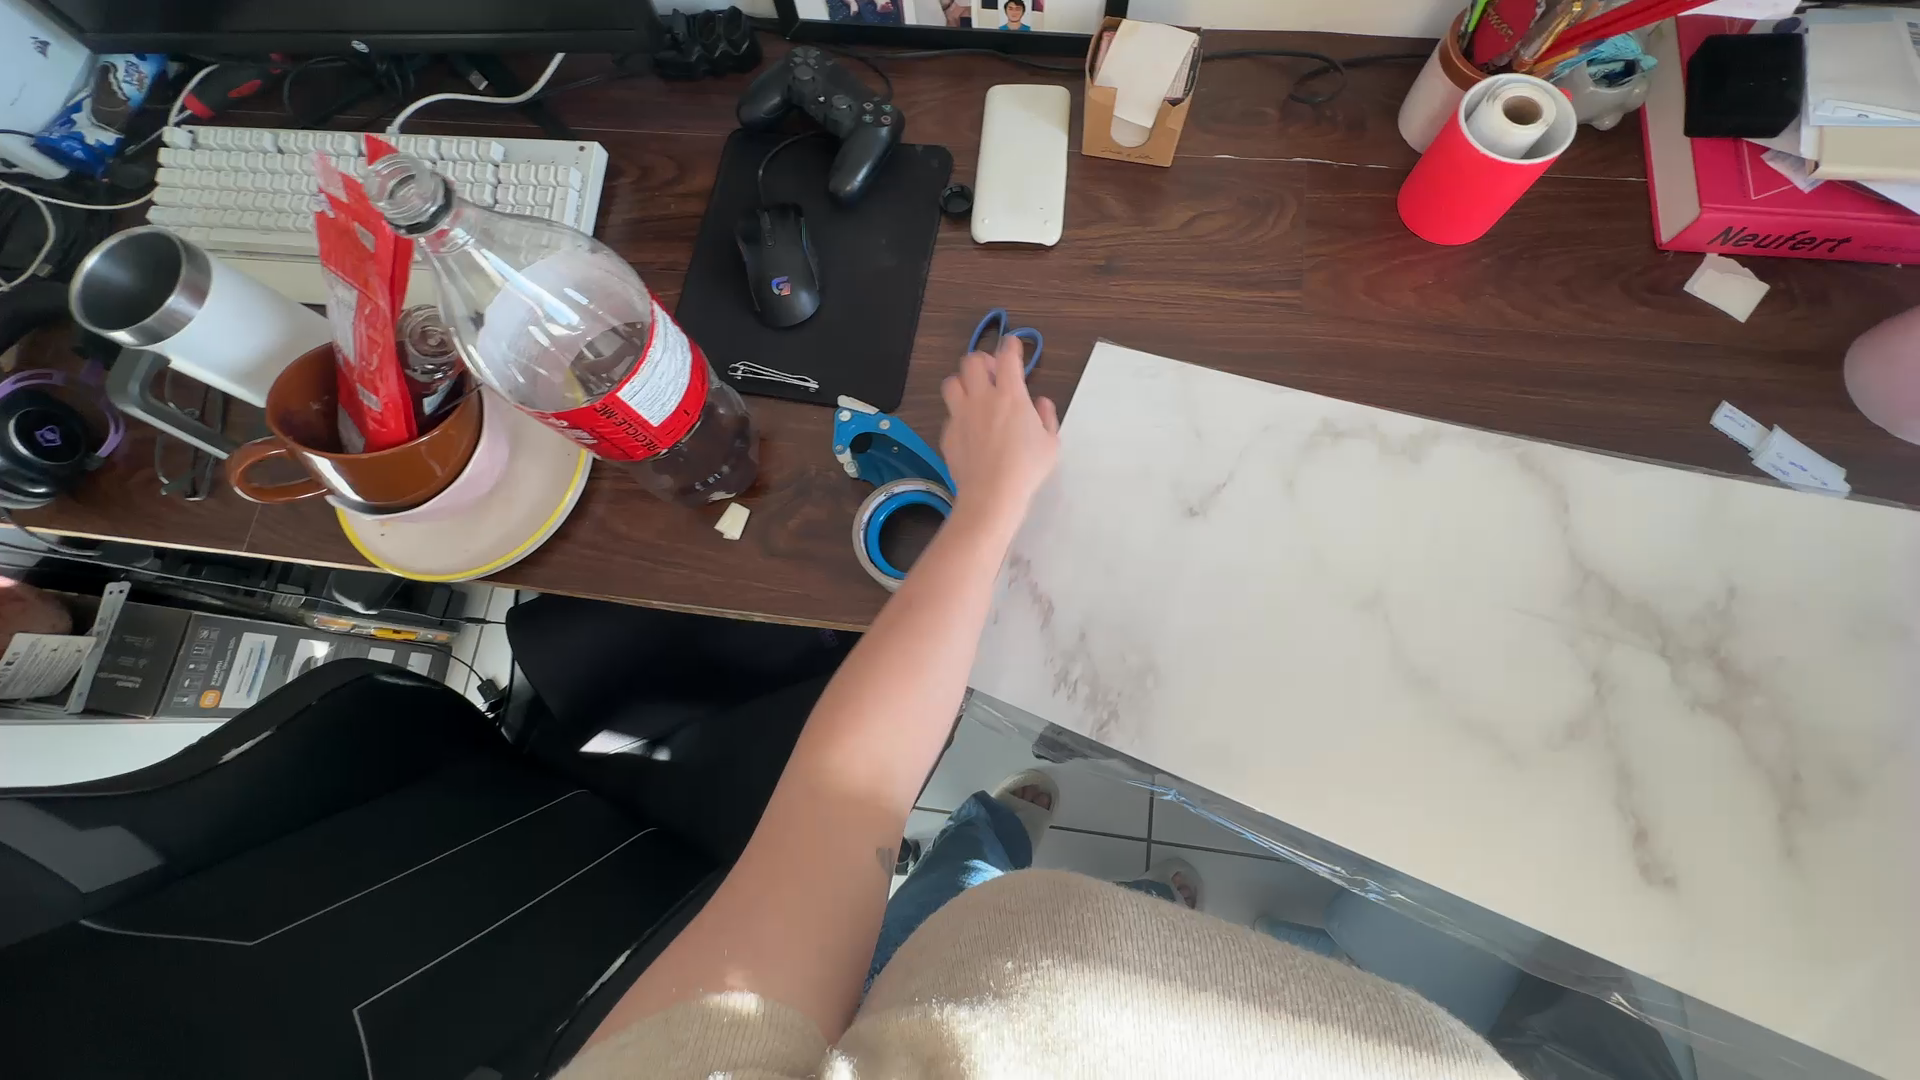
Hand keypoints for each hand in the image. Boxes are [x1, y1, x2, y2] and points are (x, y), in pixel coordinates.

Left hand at [939, 334, 1059, 525]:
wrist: (992, 493)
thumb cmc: (1027, 468)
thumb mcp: (1051, 442)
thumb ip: (1047, 417)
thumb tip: (1040, 403)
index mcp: (1011, 395)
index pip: (1007, 356)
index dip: (1010, 345)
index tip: (1012, 344)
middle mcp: (982, 398)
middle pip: (971, 361)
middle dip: (981, 360)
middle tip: (990, 373)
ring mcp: (960, 415)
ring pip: (951, 382)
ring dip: (962, 383)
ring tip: (972, 394)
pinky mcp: (948, 434)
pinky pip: (949, 415)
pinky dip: (958, 415)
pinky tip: (968, 429)